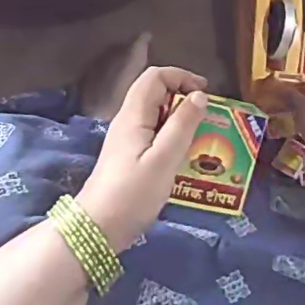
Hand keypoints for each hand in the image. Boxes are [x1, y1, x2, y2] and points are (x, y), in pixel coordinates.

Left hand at [76, 66, 209, 248]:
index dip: (181, 77)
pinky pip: (152, 133)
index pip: (155, 76)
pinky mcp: (128, 156)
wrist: (98, 228)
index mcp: (133, 115)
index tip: (205, 93)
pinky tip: (183, 156)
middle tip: (206, 117)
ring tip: (200, 137)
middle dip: (183, 97)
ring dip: (179, 118)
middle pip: (155, 92)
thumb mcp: (164, 159)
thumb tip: (199, 95)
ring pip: (155, 114)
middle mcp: (127, 121)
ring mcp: (126, 139)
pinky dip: (171, 136)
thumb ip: (182, 125)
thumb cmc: (132, 193)